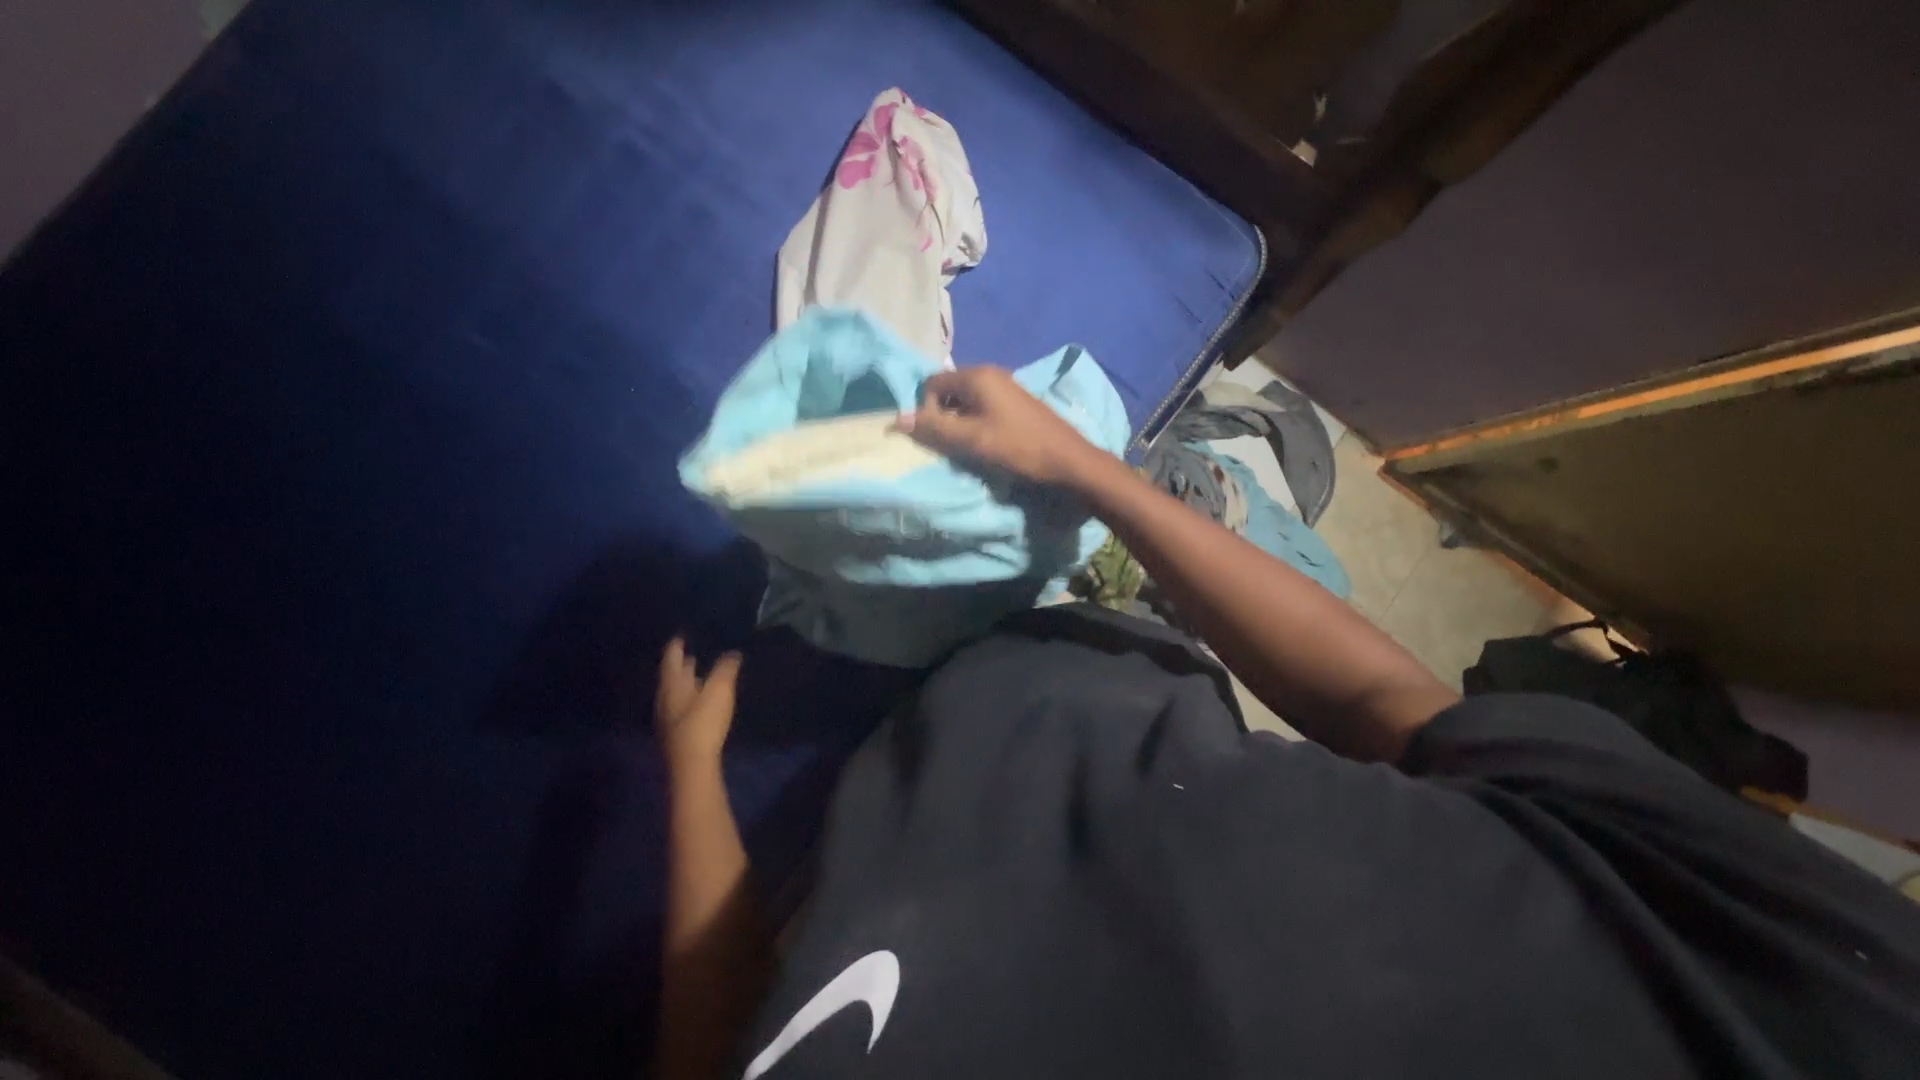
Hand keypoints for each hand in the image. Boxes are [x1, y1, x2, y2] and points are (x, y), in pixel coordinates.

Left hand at [655, 637, 741, 774]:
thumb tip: (732, 653)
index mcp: (672, 684)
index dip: (676, 646)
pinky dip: (687, 699)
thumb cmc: (704, 721)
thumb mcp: (720, 689)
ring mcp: (667, 718)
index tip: (680, 636)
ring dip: (684, 683)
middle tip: (689, 654)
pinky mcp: (674, 734)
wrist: (691, 764)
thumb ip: (726, 668)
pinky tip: (697, 703)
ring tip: (695, 676)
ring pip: (674, 694)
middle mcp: (664, 698)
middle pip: (670, 677)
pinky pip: (679, 708)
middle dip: (680, 665)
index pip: (671, 658)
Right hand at [897, 366, 1101, 486]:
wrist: (1069, 459)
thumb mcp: (972, 440)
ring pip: (966, 401)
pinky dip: (978, 423)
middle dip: (943, 417)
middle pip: (949, 390)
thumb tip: (897, 419)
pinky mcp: (1017, 401)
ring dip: (961, 423)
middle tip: (954, 445)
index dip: (927, 410)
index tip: (939, 437)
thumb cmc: (1019, 447)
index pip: (932, 383)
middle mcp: (990, 373)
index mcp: (977, 376)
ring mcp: (1006, 386)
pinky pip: (984, 406)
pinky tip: (990, 444)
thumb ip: (934, 428)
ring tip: (972, 447)